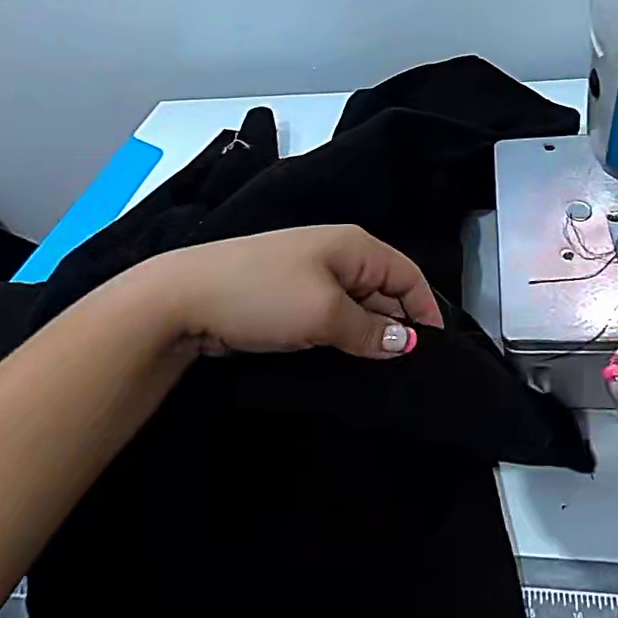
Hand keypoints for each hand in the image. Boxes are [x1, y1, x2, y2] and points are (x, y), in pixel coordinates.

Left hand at [116, 226, 443, 359]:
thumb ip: (370, 329)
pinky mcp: (287, 295)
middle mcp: (337, 253)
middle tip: (406, 370)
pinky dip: (341, 335)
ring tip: (377, 372)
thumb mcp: (324, 314)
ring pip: (356, 305)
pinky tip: (343, 361)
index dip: (425, 309)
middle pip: (384, 289)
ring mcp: (309, 274)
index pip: (407, 273)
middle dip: (397, 325)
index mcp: (354, 245)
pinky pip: (329, 314)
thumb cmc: (264, 295)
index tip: (435, 351)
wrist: (182, 298)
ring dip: (367, 334)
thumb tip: (405, 342)